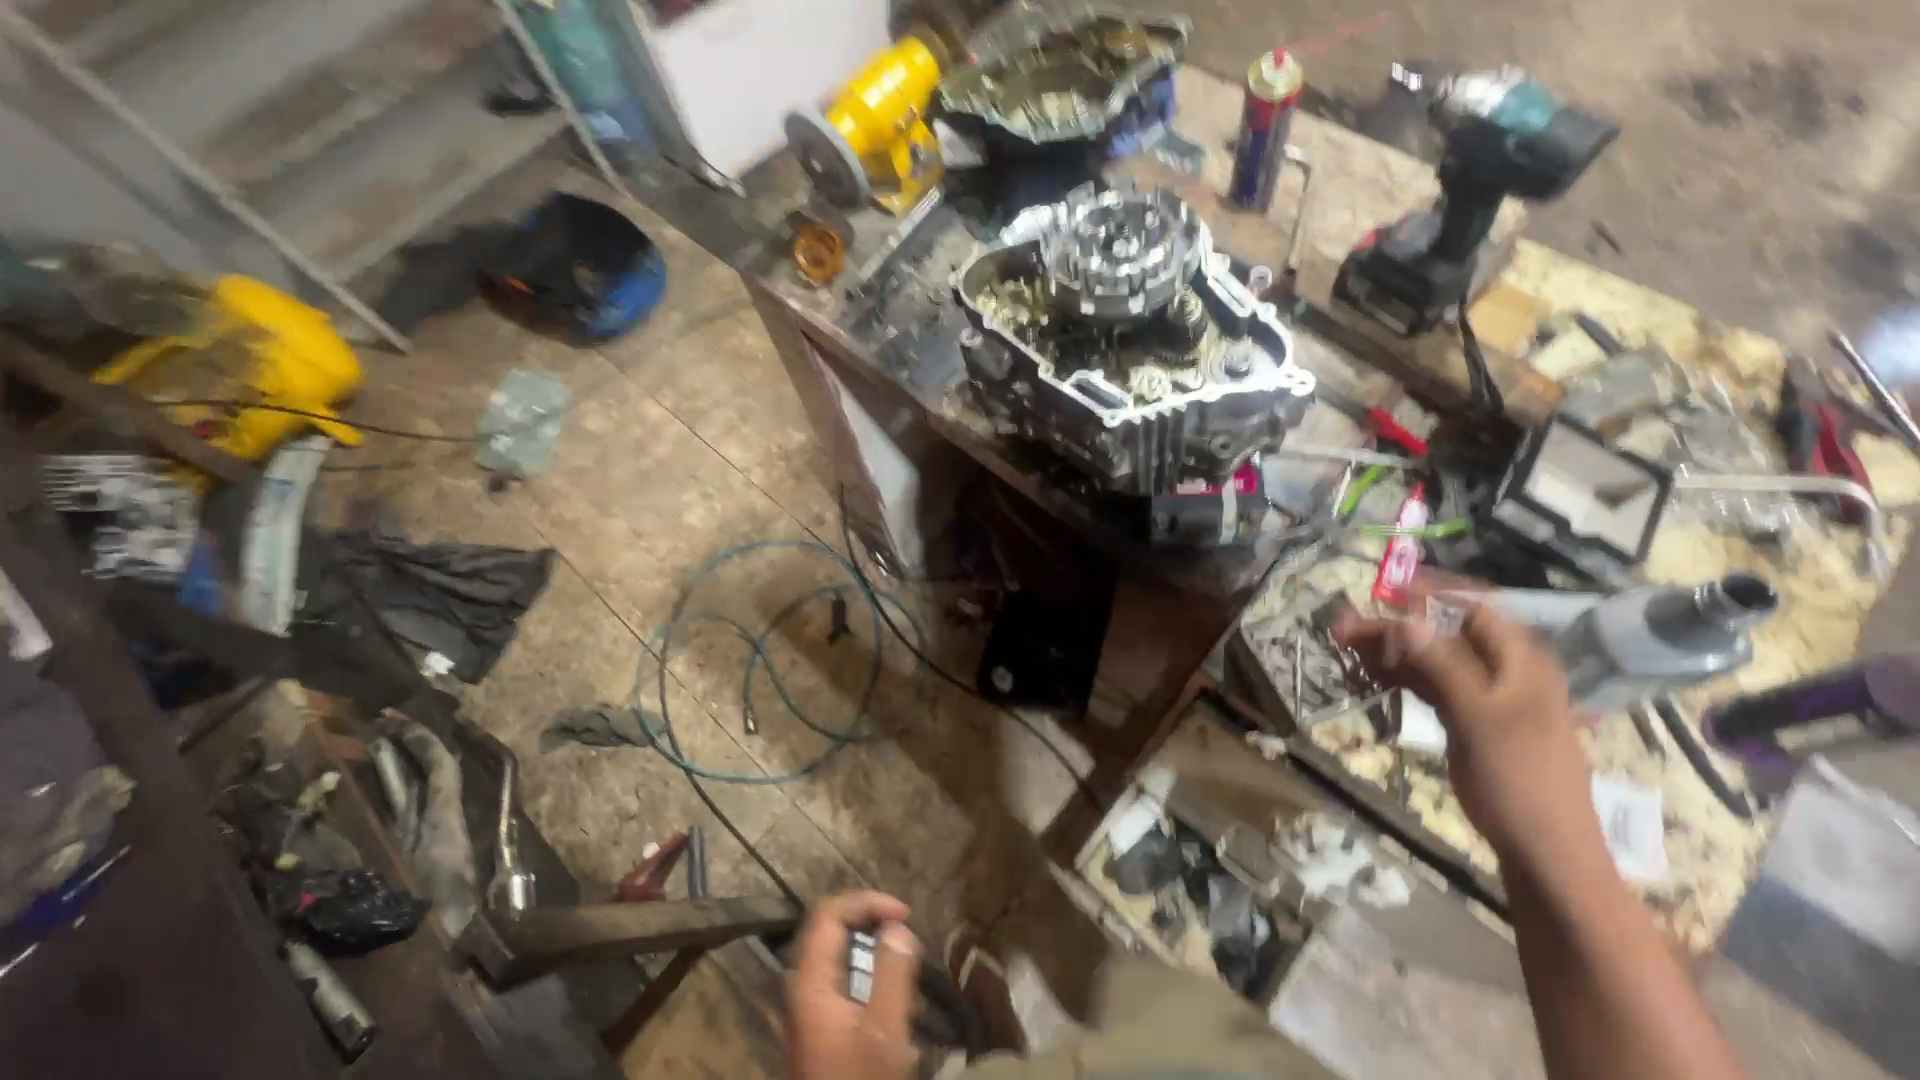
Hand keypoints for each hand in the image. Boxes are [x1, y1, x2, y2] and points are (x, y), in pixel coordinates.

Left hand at [785, 891, 921, 1079]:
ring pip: (834, 951)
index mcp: (809, 979)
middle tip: (904, 926)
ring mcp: (808, 1004)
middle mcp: (802, 984)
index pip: (829, 913)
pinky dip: (865, 965)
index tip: (904, 915)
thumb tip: (897, 928)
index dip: (866, 902)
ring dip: (868, 942)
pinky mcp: (820, 1022)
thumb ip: (891, 974)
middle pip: (828, 927)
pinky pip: (839, 975)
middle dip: (868, 918)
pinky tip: (892, 986)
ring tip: (903, 951)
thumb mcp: (883, 1032)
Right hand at [1333, 600, 1596, 862]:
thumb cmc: (1519, 778)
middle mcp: (1504, 671)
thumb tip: (1404, 618)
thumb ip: (1442, 665)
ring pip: (1433, 661)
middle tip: (1344, 629)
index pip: (1473, 606)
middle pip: (1444, 634)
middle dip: (1395, 627)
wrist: (1545, 850)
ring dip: (1393, 653)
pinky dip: (1403, 680)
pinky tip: (1372, 678)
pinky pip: (1433, 689)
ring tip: (1346, 650)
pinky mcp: (1471, 723)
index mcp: (1520, 660)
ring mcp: (1486, 698)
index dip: (1429, 593)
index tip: (1381, 590)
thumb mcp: (1478, 717)